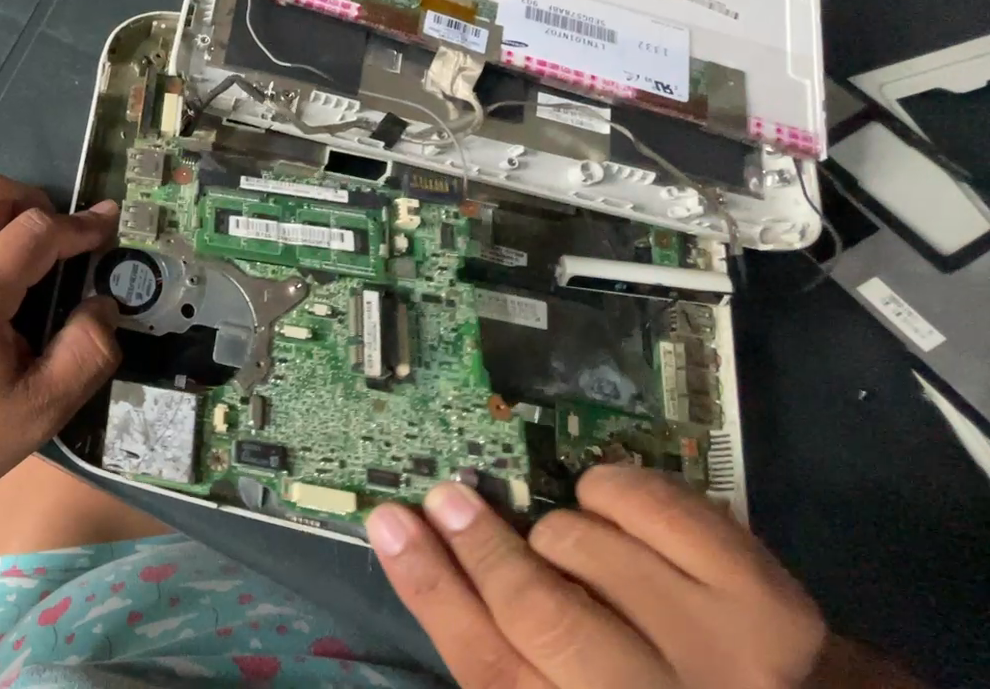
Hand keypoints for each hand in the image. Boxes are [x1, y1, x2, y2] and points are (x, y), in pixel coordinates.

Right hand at [368, 464, 825, 688]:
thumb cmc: (639, 687)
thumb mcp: (557, 685)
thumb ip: (498, 636)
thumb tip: (413, 534)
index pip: (488, 666)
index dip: (430, 587)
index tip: (388, 520)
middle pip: (541, 614)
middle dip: (482, 546)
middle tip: (445, 498)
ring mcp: (727, 661)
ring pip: (591, 552)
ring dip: (562, 532)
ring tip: (566, 544)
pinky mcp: (771, 607)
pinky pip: (662, 513)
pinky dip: (618, 490)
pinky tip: (608, 503)